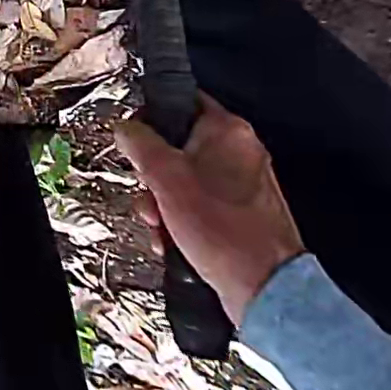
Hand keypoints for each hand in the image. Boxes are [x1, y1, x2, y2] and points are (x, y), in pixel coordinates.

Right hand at [114, 93, 303, 324]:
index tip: (133, 139)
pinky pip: (195, 203)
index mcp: (228, 131)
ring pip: (181, 177)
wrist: (265, 288)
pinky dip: (178, 218)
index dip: (149, 118)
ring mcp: (241, 184)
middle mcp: (240, 151)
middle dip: (151, 174)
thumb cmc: (222, 228)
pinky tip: (171, 239)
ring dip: (159, 201)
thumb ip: (138, 143)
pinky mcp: (238, 213)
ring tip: (160, 224)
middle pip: (175, 145)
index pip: (180, 101)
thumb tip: (125, 128)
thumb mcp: (163, 176)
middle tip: (149, 192)